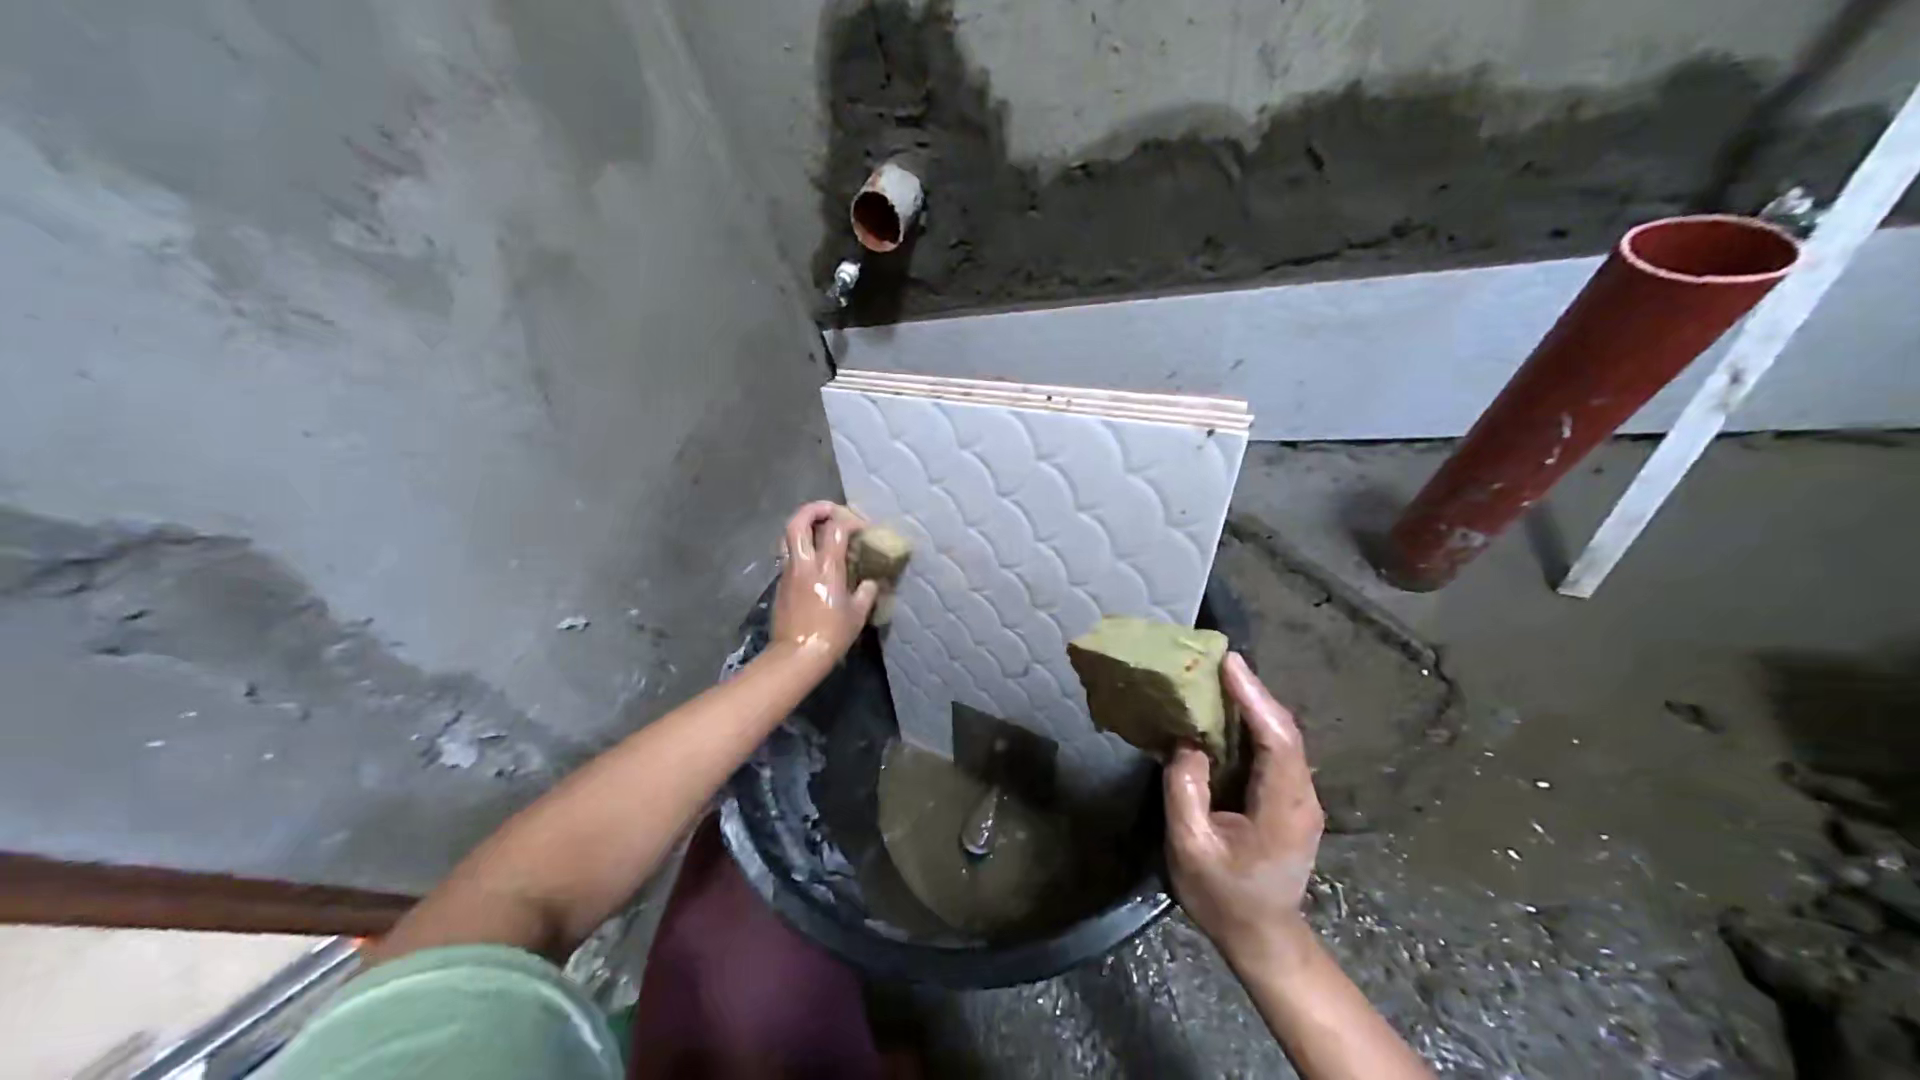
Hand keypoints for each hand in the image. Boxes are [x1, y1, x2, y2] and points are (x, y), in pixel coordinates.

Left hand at [770, 501, 879, 662]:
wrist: (797, 655)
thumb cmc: (832, 634)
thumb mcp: (858, 613)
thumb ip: (866, 592)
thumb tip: (870, 582)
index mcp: (826, 567)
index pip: (836, 528)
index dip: (850, 521)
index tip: (862, 529)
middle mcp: (804, 563)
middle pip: (798, 521)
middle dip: (813, 509)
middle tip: (830, 510)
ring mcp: (788, 572)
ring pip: (787, 536)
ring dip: (802, 526)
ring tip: (818, 530)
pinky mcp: (780, 584)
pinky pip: (788, 556)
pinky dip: (800, 549)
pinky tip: (813, 561)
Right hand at [1165, 652, 1324, 967]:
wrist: (1261, 936)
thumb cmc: (1223, 895)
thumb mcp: (1189, 846)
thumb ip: (1185, 790)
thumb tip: (1187, 742)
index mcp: (1284, 808)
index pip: (1276, 739)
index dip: (1254, 697)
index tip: (1228, 662)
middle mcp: (1302, 796)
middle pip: (1283, 730)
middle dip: (1252, 691)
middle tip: (1217, 660)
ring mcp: (1301, 798)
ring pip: (1281, 737)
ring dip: (1252, 704)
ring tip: (1219, 677)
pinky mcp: (1290, 799)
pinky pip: (1274, 750)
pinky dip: (1252, 724)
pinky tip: (1227, 714)